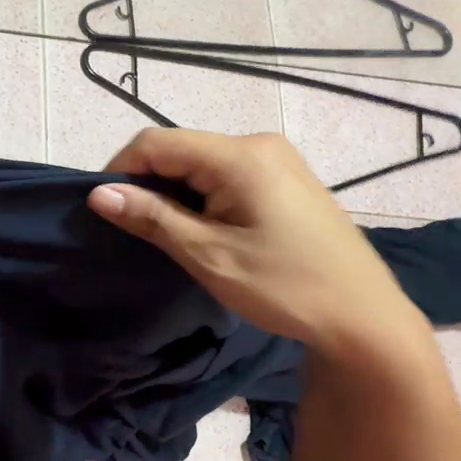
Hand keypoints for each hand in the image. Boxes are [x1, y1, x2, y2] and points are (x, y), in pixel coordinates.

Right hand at [87, 129, 422, 352]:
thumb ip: (151, 217)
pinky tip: (200, 231)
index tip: (105, 213)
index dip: (119, 172)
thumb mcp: (208, 254)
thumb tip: (97, 193)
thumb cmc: (284, 286)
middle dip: (144, 184)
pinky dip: (196, 197)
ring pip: (196, 164)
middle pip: (176, 149)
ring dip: (170, 193)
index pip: (154, 143)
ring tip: (165, 235)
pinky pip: (220, 175)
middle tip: (135, 231)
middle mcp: (258, 144)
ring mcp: (275, 160)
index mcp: (241, 156)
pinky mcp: (282, 180)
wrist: (363, 317)